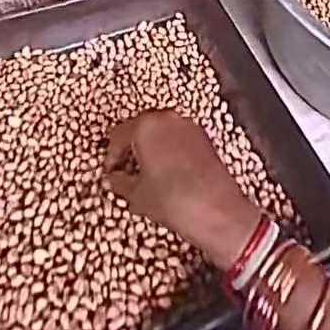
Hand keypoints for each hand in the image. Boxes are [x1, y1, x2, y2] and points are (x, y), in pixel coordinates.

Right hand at [103, 110, 263, 270]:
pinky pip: (177, 136)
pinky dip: (168, 148)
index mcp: (145, 125)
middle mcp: (166, 117)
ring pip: (160, 130)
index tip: (110, 171)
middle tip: (125, 169)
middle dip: (130, 147)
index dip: (111, 155)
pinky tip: (168, 171)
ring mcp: (187, 125)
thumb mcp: (137, 195)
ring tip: (146, 172)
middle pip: (139, 127)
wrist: (219, 212)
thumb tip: (114, 177)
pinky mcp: (202, 136)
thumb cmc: (173, 201)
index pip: (118, 135)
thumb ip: (119, 181)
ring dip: (150, 146)